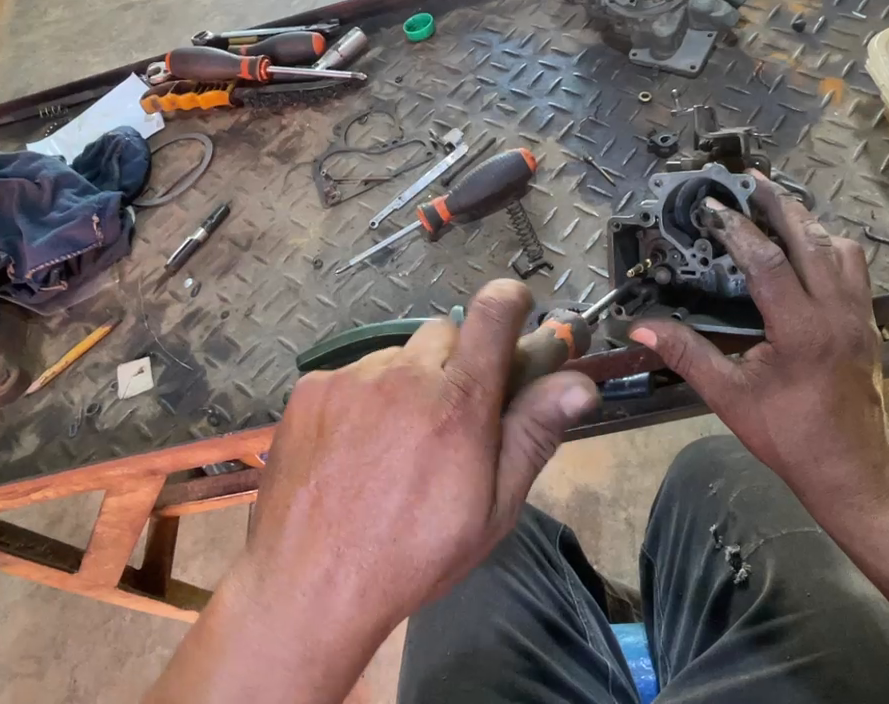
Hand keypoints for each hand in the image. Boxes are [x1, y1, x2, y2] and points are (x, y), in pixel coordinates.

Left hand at [240, 280, 599, 633]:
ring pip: (396, 357)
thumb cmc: (415, 555)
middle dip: (455, 363)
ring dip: (406, 384)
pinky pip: (352, 375)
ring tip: (393, 445)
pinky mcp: (311, 389)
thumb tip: (581, 383)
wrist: (308, 586)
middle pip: (444, 335)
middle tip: (449, 416)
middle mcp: (404, 373)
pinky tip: (353, 450)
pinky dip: (361, 400)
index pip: (493, 313)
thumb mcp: (493, 509)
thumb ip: (534, 435)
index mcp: (458, 401)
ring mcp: (351, 377)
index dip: (511, 302)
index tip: (516, 314)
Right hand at [631, 177, 888, 506]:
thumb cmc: (789, 435)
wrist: (853, 469)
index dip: (737, 228)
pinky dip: (829, 246)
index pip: (767, 261)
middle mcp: (837, 312)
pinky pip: (855, 267)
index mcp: (802, 330)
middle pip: (811, 238)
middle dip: (780, 204)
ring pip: (841, 248)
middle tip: (752, 180)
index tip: (712, 206)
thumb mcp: (729, 397)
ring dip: (809, 222)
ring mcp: (860, 315)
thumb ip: (687, 354)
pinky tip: (807, 249)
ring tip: (778, 207)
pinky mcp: (868, 322)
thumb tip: (642, 327)